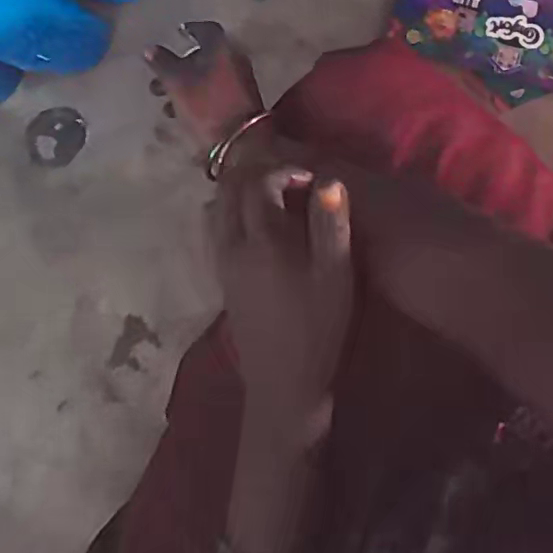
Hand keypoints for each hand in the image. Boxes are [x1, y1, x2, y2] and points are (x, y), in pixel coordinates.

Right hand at [146, 21, 265, 153]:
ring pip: (206, 75)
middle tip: (157, 75)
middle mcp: (235, 61)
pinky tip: (177, 111)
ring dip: (182, 82)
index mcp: (223, 49)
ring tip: (161, 98)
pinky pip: (214, 90)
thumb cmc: (206, 104)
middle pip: (205, 55)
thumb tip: (151, 49)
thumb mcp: (177, 82)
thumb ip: (163, 63)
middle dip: (178, 64)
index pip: (207, 30)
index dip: (191, 29)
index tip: (178, 32)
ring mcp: (240, 81)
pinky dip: (195, 94)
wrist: (240, 138)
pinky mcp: (239, 100)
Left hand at [211, 165, 356, 443]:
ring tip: (278, 197)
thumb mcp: (336, 272)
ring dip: (242, 191)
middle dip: (258, 173)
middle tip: (294, 180)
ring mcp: (222, 262)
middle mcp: (232, 245)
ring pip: (217, 208)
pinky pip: (217, 228)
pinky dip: (234, 211)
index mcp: (261, 240)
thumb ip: (331, 222)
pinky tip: (263, 225)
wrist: (284, 381)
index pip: (258, 183)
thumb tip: (329, 180)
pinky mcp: (223, 278)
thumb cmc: (317, 323)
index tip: (313, 180)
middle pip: (228, 189)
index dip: (285, 171)